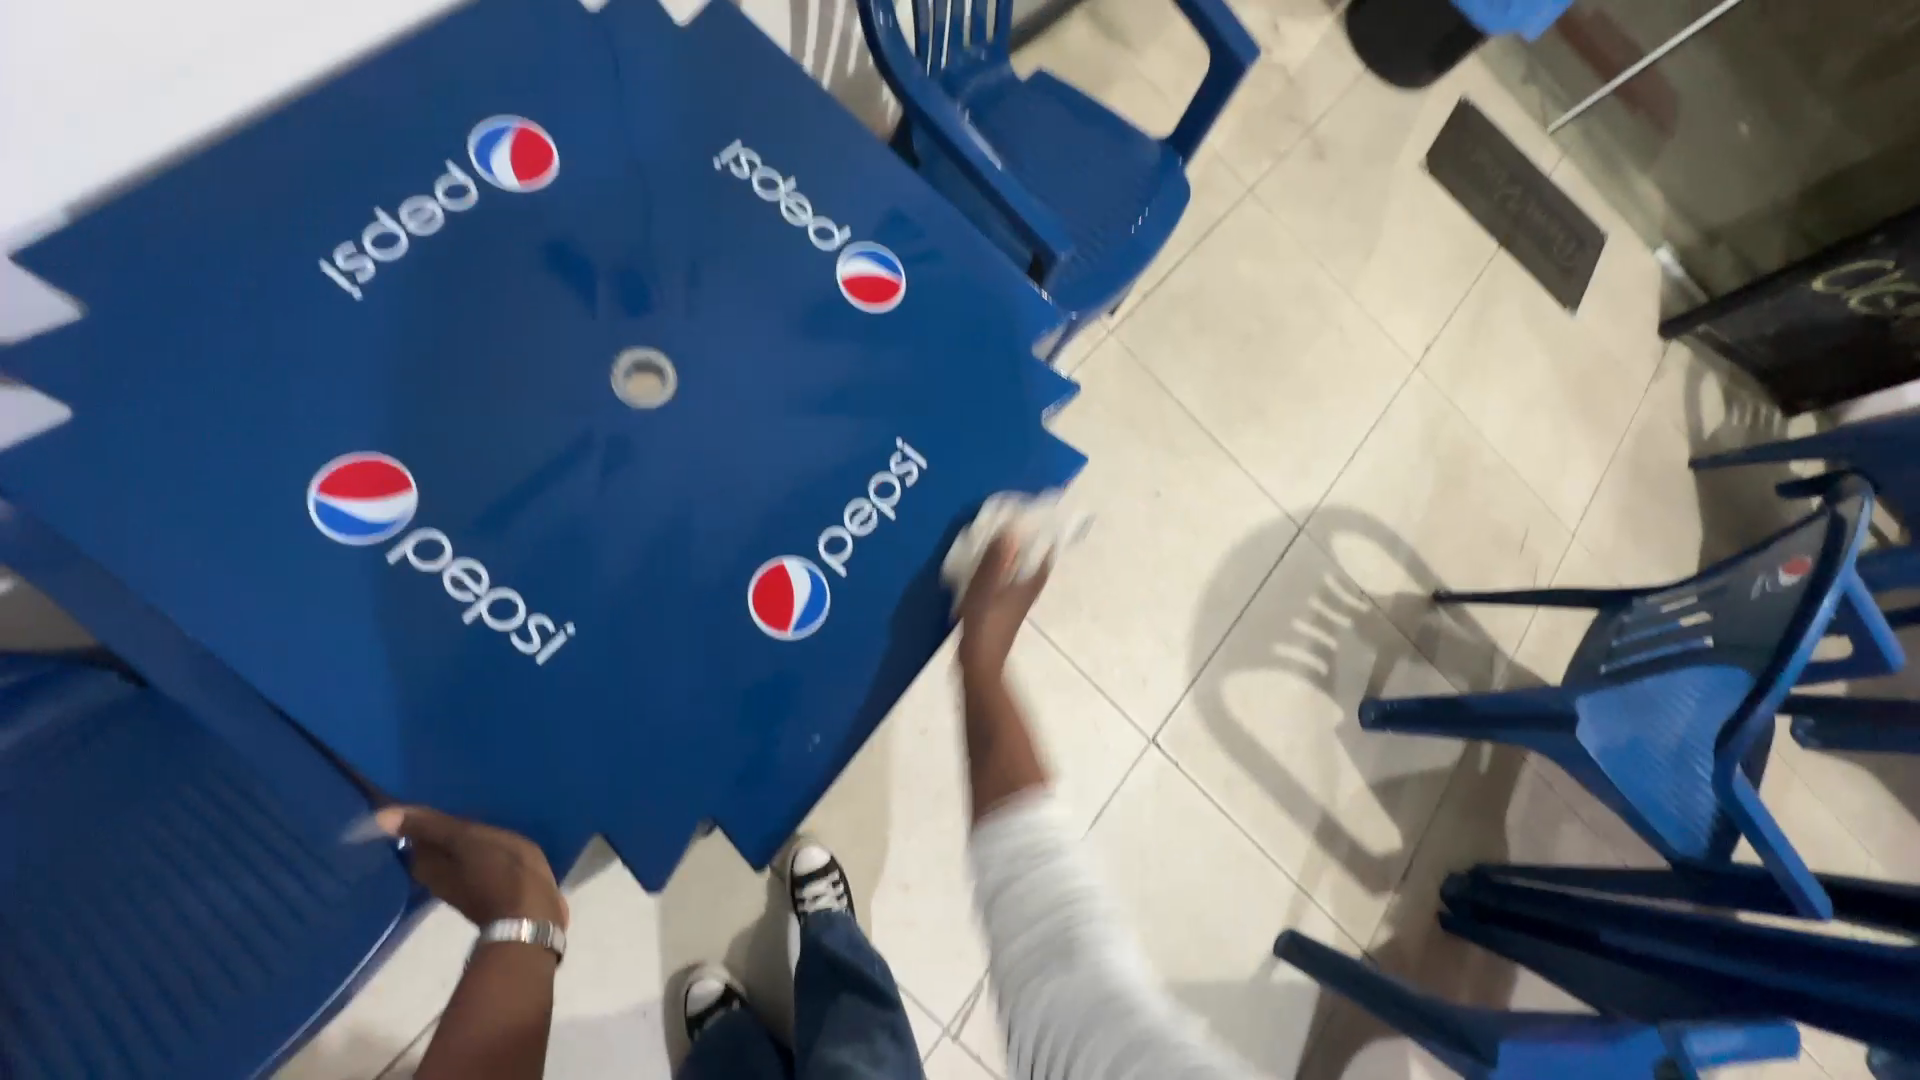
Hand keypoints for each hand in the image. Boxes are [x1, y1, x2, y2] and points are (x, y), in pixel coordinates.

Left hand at [376, 805, 568, 928]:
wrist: (533, 915)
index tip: (431, 792)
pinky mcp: (489, 887)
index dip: (420, 814)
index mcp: (428, 865)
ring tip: (483, 808)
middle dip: (443, 823)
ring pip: (457, 852)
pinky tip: (499, 834)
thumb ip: (431, 826)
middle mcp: (438, 877)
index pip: (415, 833)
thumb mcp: (468, 841)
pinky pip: (478, 860)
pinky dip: (483, 847)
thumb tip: (379, 816)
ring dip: (465, 835)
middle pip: (435, 844)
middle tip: (459, 794)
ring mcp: (464, 884)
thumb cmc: (501, 872)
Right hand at [958, 536, 1049, 678]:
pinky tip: (980, 574)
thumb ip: (996, 560)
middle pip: (1031, 565)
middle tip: (1012, 530)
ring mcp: (1014, 606)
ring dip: (1009, 562)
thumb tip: (1011, 531)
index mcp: (1028, 586)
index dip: (1043, 540)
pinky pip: (1003, 587)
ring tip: (994, 546)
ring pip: (1017, 576)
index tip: (1036, 523)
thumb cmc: (984, 624)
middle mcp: (1026, 594)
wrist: (979, 662)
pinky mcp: (1001, 614)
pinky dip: (997, 577)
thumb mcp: (986, 587)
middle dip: (1024, 549)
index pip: (1044, 558)